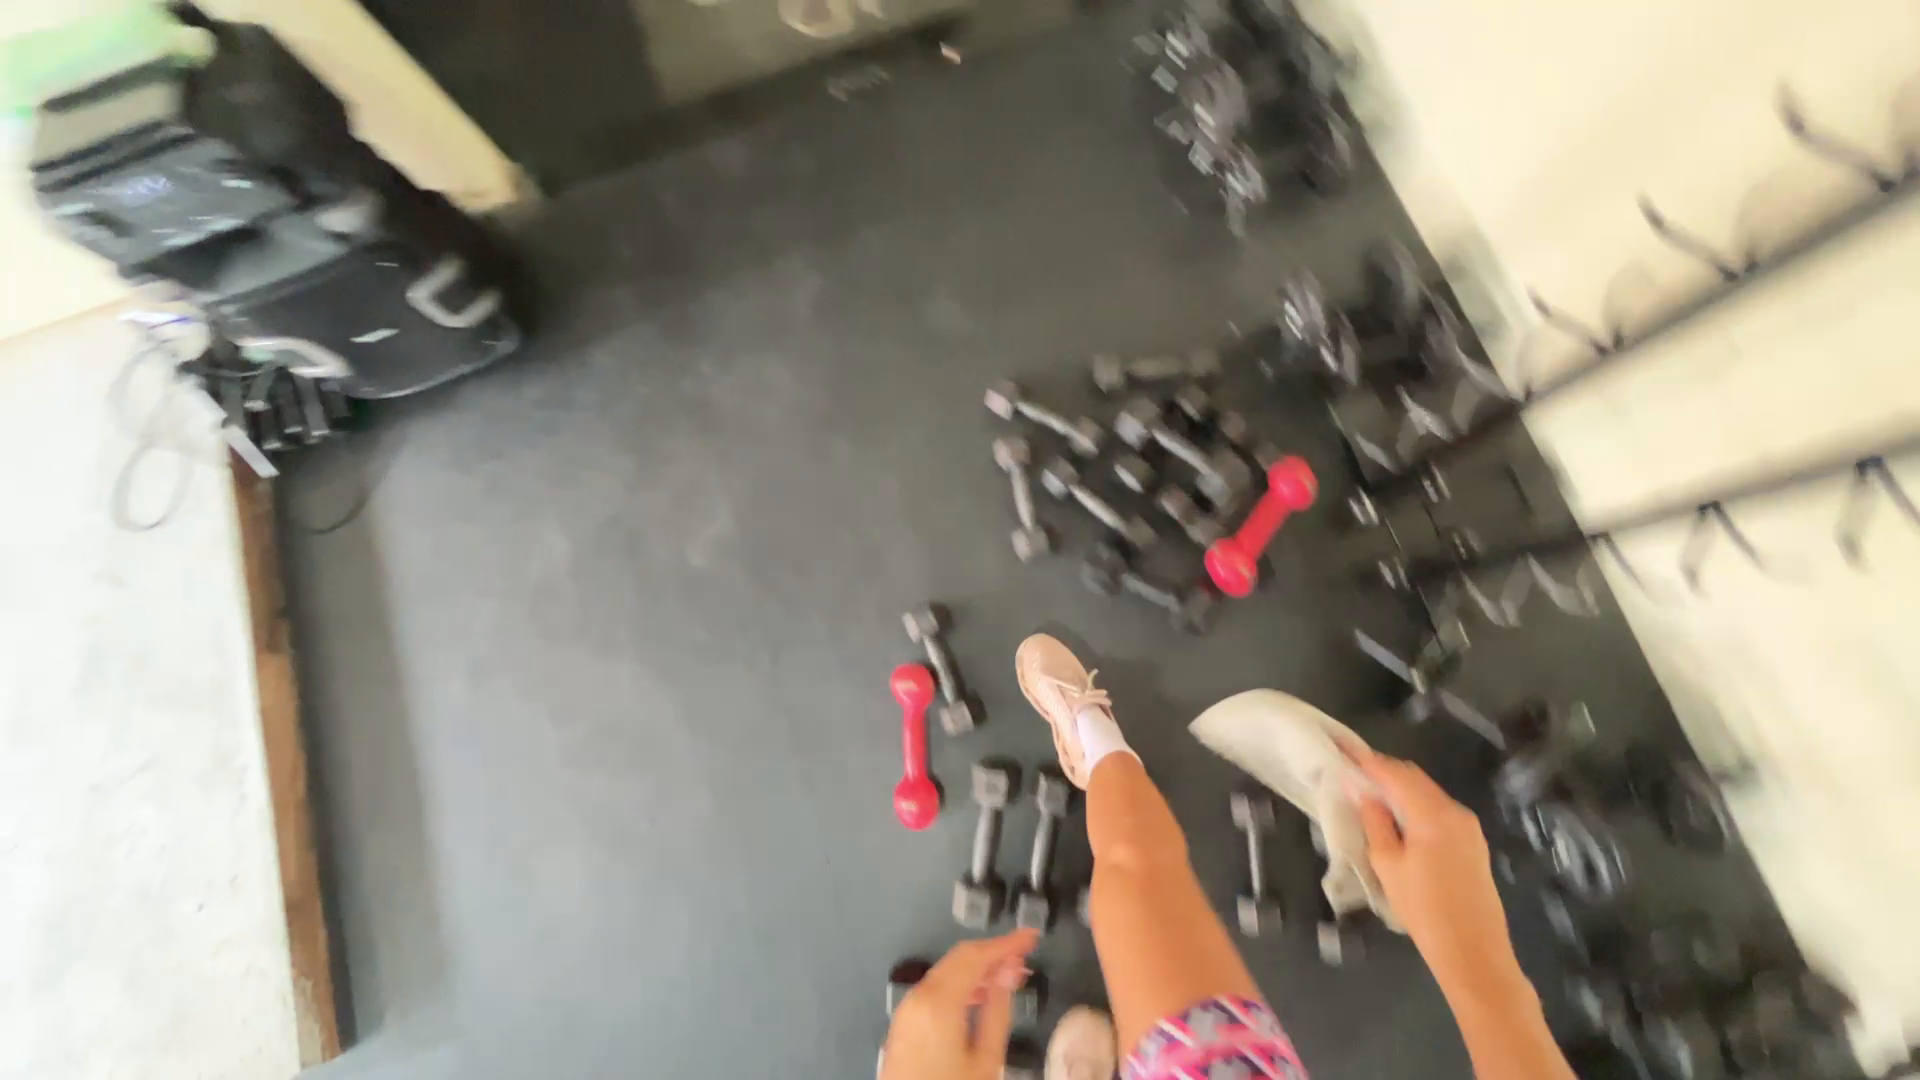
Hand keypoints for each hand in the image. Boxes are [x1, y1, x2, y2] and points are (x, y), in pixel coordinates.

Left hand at [880, 929, 1038, 1079]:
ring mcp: (907, 1009)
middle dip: (993, 953)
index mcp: (939, 1000)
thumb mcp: (985, 1062)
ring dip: (977, 968)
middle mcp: (918, 996)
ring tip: (1009, 977)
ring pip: (947, 971)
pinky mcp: (904, 1024)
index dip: (1007, 942)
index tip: (1031, 937)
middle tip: (1024, 957)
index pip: (976, 955)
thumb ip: (997, 1011)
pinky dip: (960, 984)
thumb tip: (1008, 972)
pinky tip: (980, 997)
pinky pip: (935, 989)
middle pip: (959, 958)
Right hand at [1352, 750, 1525, 1005]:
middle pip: (1414, 777)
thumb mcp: (1387, 864)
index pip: (1394, 774)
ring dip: (1400, 786)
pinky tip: (1397, 815)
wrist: (1474, 953)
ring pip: (1427, 792)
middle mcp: (1455, 812)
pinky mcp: (1473, 842)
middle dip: (1384, 769)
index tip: (1342, 748)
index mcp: (1433, 815)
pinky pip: (1439, 808)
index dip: (1366, 760)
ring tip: (1370, 791)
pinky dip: (1415, 802)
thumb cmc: (1422, 908)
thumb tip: (1362, 791)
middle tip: (1353, 769)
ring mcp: (1469, 827)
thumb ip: (1374, 821)